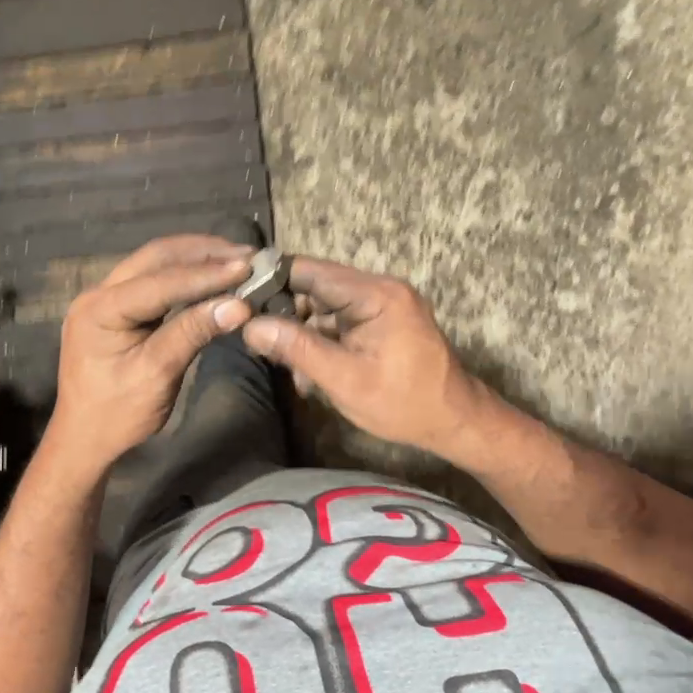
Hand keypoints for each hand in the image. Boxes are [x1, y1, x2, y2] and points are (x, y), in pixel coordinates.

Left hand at [47, 235, 253, 471]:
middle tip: (248, 255)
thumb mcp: (157, 374)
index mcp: (100, 309)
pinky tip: (212, 278)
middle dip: (202, 253)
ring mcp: (105, 299)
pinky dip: (184, 277)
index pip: (160, 281)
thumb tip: (239, 305)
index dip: (205, 273)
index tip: (247, 266)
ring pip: (154, 264)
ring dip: (196, 260)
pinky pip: (153, 282)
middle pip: (155, 258)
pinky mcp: (117, 309)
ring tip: (238, 260)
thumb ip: (192, 333)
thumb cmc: (117, 414)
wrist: (84, 440)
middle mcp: (98, 293)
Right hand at [241, 257, 487, 454]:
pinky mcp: (383, 321)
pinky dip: (322, 341)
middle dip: (286, 313)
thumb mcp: (344, 379)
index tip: (238, 298)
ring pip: (325, 306)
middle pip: (316, 286)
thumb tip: (250, 326)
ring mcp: (384, 304)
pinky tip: (310, 371)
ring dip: (303, 333)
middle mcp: (381, 288)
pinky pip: (341, 320)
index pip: (311, 271)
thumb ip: (297, 348)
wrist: (454, 422)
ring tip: (290, 367)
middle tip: (258, 341)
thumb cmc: (403, 402)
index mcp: (376, 294)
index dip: (272, 280)